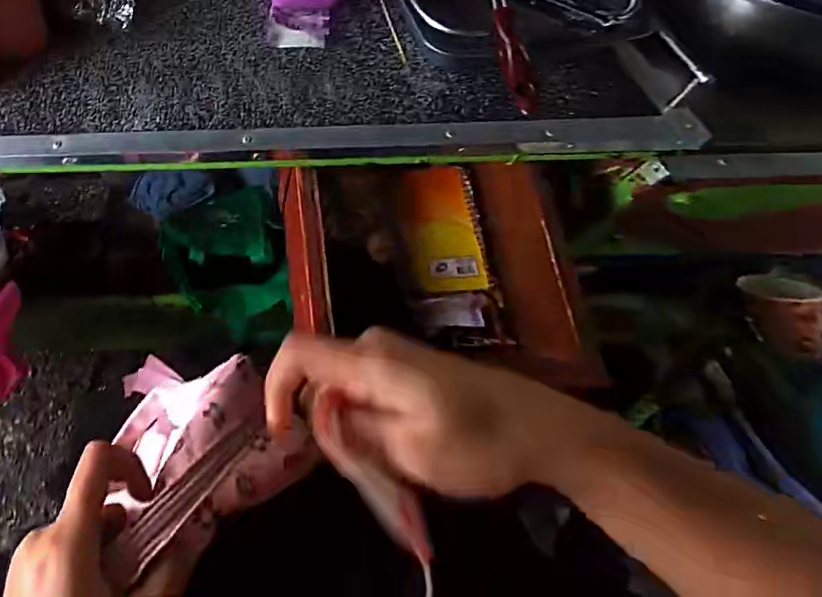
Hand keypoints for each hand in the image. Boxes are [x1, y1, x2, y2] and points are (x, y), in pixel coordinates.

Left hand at [6, 442, 152, 596]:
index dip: (129, 463)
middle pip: (90, 504)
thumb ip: (166, 570)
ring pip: (76, 531)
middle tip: (138, 569)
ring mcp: (22, 557)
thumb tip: (189, 537)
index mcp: (66, 539)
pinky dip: (78, 567)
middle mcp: (38, 538)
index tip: (146, 494)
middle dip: (120, 529)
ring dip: (101, 552)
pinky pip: (55, 552)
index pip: (97, 459)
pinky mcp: (14, 576)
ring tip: (112, 592)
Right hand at [264, 329, 607, 498]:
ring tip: (392, 476)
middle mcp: (369, 346)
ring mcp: (388, 352)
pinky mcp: (404, 364)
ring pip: (342, 388)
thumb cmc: (481, 440)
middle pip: (319, 378)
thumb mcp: (414, 452)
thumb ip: (356, 431)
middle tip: (363, 473)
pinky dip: (369, 422)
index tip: (281, 432)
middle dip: (327, 426)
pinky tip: (401, 454)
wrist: (545, 426)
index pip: (296, 352)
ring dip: (352, 430)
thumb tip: (320, 415)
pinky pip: (364, 389)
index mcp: (367, 360)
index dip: (275, 385)